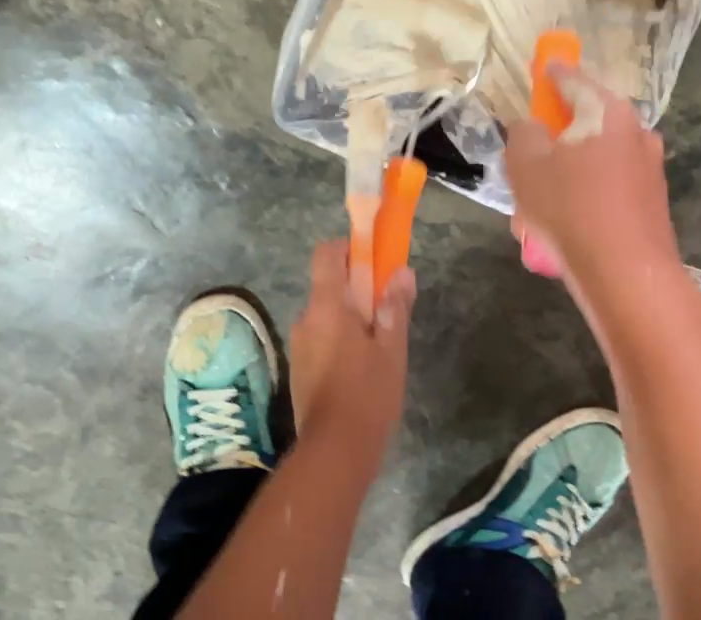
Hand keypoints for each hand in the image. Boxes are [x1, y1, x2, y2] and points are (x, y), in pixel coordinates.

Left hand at [288, 240, 416, 462]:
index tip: (372, 258)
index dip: (347, 248)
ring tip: (377, 344)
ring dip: (347, 318)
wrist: (334, 452)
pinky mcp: (299, 370)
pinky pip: (320, 340)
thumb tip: (401, 271)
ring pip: (325, 316)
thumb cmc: (367, 394)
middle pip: (327, 286)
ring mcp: (299, 346)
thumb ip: (395, 307)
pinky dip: (338, 341)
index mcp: (326, 307)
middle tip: (385, 308)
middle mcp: (305, 319)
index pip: (326, 254)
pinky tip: (360, 368)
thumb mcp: (391, 349)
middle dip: (355, 288)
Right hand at [505, 63, 680, 292]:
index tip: (541, 67)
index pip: (574, 79)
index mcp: (607, 113)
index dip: (552, 72)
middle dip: (556, 134)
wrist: (626, 274)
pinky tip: (562, 226)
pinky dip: (584, 195)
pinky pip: (607, 187)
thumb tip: (531, 126)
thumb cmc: (570, 208)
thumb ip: (522, 133)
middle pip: (587, 121)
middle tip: (528, 155)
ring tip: (537, 204)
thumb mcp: (525, 164)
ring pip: (595, 158)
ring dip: (567, 171)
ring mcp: (649, 168)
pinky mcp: (651, 202)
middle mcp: (635, 132)